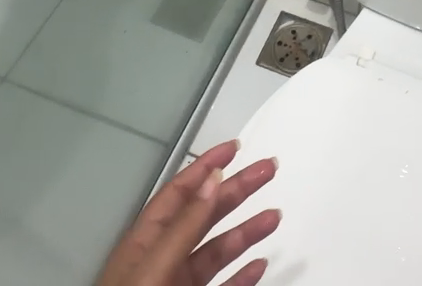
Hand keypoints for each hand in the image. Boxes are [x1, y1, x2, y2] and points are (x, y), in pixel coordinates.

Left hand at [95, 140, 280, 285]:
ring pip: (217, 253)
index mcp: (146, 243)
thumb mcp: (154, 269)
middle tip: (269, 169)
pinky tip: (260, 266)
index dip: (205, 166)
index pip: (179, 193)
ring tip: (275, 216)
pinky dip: (241, 278)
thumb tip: (213, 177)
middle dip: (236, 191)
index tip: (235, 147)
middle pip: (204, 216)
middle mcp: (162, 261)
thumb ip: (185, 226)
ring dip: (246, 232)